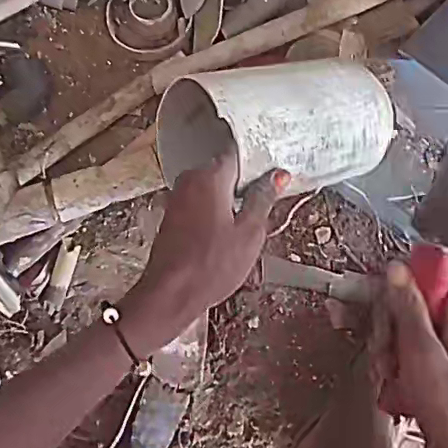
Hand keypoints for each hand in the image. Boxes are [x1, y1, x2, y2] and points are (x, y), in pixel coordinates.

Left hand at [120, 155, 287, 349]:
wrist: (170, 293)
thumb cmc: (211, 265)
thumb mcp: (250, 232)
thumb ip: (263, 198)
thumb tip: (277, 175)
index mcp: (209, 176)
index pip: (238, 153)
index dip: (259, 163)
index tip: (275, 175)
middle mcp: (189, 179)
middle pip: (225, 170)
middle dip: (246, 184)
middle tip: (267, 204)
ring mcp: (178, 196)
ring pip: (213, 188)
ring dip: (231, 200)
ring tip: (248, 224)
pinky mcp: (173, 214)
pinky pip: (200, 202)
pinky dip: (216, 211)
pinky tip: (227, 233)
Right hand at [374, 260, 447, 447]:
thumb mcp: (422, 355)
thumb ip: (409, 310)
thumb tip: (398, 272)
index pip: (445, 271)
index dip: (415, 272)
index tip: (391, 283)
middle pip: (420, 302)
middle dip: (394, 318)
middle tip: (389, 339)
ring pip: (410, 329)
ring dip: (391, 347)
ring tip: (392, 370)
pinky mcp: (439, 372)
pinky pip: (409, 355)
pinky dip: (397, 367)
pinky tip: (396, 387)